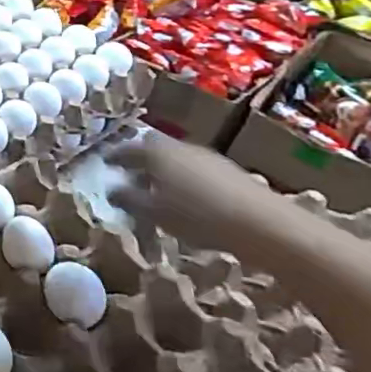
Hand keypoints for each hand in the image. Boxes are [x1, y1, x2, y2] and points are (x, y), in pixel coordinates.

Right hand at [100, 130, 294, 248]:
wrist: (264, 224)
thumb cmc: (198, 216)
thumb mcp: (154, 213)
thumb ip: (129, 199)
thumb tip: (111, 190)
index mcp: (156, 152)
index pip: (127, 148)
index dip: (115, 156)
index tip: (106, 163)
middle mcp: (180, 147)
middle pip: (154, 147)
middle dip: (141, 158)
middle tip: (132, 172)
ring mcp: (207, 156)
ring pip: (177, 158)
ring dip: (165, 169)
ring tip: (160, 189)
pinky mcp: (230, 171)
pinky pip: (197, 169)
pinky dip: (186, 178)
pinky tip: (190, 198)